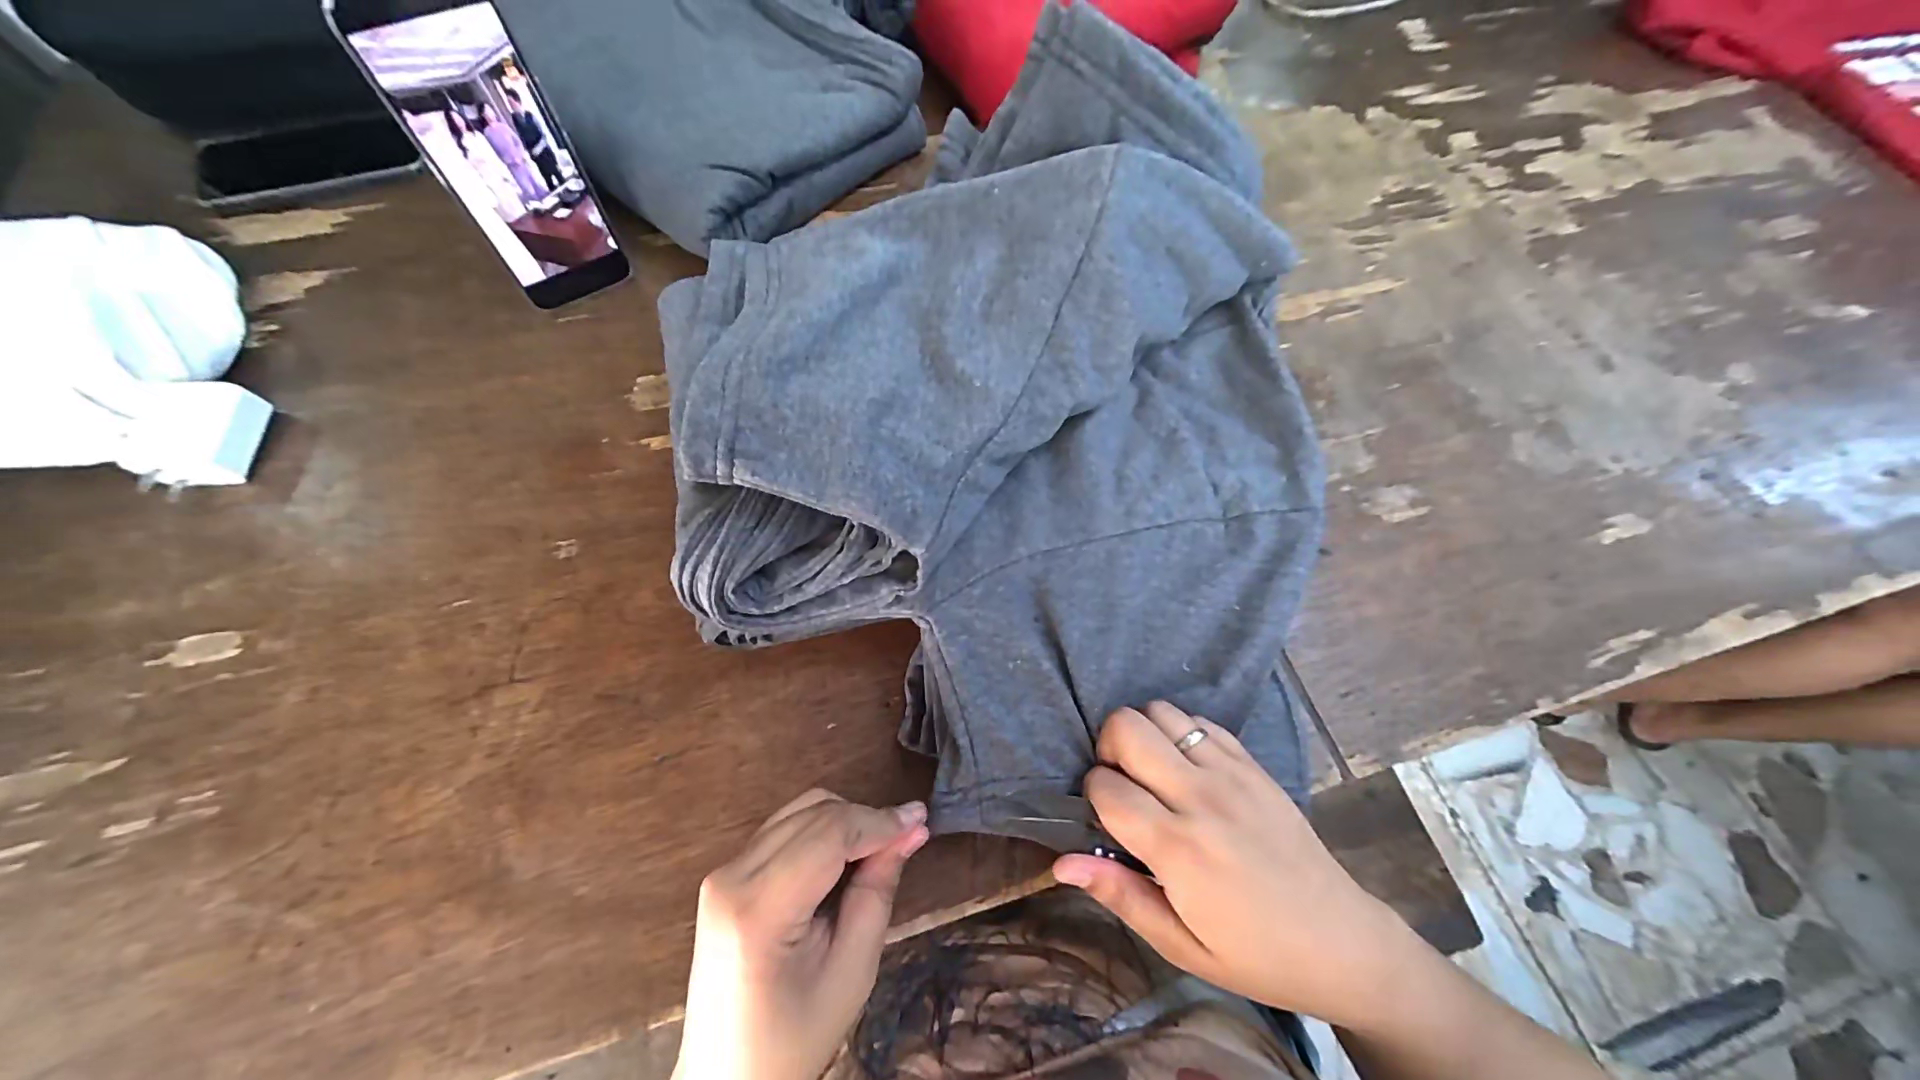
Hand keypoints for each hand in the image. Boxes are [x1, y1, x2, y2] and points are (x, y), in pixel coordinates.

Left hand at [673, 789, 929, 1079]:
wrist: (726, 1077)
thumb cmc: (794, 1036)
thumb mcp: (852, 970)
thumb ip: (878, 891)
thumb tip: (910, 831)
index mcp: (759, 909)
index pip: (829, 833)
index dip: (879, 820)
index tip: (922, 819)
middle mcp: (731, 878)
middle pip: (813, 813)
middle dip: (865, 818)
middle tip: (907, 837)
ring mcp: (722, 874)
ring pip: (798, 811)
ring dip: (844, 820)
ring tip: (879, 849)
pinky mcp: (724, 876)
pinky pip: (782, 829)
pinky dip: (821, 830)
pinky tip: (845, 857)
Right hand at [1051, 702, 1422, 1028]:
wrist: (1344, 942)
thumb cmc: (1255, 954)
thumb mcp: (1180, 945)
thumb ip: (1119, 894)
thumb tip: (1061, 863)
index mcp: (1179, 848)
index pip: (1106, 787)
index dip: (1092, 794)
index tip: (1104, 815)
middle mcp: (1202, 798)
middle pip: (1127, 728)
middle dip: (1108, 747)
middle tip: (1121, 782)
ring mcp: (1232, 774)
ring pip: (1162, 712)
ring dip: (1143, 733)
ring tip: (1151, 771)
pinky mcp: (1254, 766)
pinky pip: (1200, 721)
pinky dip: (1180, 732)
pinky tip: (1186, 767)